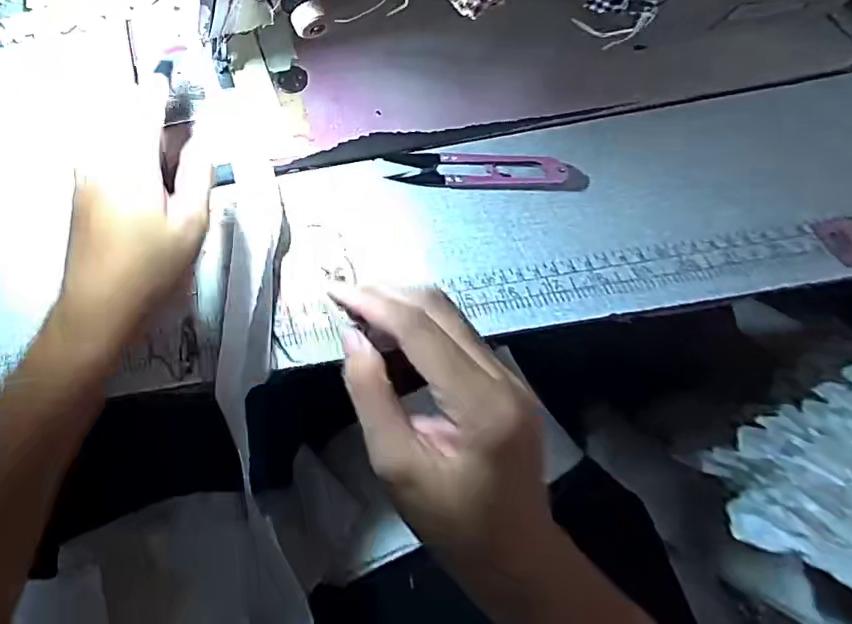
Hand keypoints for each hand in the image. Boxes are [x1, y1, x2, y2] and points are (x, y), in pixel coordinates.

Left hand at [51, 85, 210, 356]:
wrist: (95, 306)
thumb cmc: (149, 268)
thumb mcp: (190, 225)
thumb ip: (198, 174)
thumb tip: (201, 138)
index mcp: (130, 160)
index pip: (143, 108)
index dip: (158, 88)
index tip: (170, 75)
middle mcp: (100, 157)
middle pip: (120, 113)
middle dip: (143, 106)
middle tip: (169, 115)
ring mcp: (83, 172)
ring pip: (107, 130)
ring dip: (129, 124)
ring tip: (157, 144)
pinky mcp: (78, 188)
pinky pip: (98, 148)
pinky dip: (117, 142)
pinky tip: (137, 167)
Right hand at [330, 284, 556, 578]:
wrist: (520, 560)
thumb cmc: (453, 521)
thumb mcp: (396, 465)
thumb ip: (371, 395)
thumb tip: (352, 336)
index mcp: (481, 404)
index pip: (420, 330)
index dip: (373, 303)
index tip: (332, 291)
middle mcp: (504, 380)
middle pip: (439, 308)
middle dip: (385, 294)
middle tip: (341, 298)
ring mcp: (510, 379)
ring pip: (448, 314)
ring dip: (399, 305)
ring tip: (358, 315)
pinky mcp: (505, 382)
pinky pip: (455, 332)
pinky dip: (415, 323)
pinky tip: (388, 338)